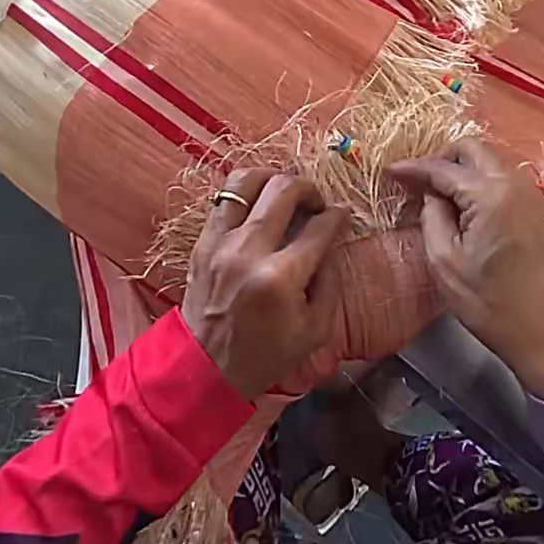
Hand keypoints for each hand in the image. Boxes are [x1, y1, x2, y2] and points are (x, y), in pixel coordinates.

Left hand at [181, 169, 347, 399]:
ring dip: (272, 178)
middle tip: (315, 203)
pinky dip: (245, 193)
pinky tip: (258, 205)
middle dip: (309, 188)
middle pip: (284, 190)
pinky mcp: (202, 239)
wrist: (206, 365)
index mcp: (281, 278)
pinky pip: (223, 198)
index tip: (341, 216)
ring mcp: (220, 241)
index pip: (319, 227)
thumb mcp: (316, 329)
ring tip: (284, 193)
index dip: (338, 217)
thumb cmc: (267, 352)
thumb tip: (330, 238)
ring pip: (246, 180)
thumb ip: (330, 279)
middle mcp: (249, 250)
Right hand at [389, 140, 543, 401]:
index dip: (413, 168)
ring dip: (459, 167)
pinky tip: (458, 203)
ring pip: (488, 160)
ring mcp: (529, 196)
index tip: (390, 172)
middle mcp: (514, 185)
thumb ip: (431, 214)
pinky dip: (476, 179)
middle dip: (440, 158)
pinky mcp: (534, 210)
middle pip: (472, 149)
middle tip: (415, 180)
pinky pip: (499, 177)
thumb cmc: (487, 301)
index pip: (443, 168)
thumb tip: (429, 193)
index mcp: (490, 195)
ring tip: (433, 192)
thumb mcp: (443, 259)